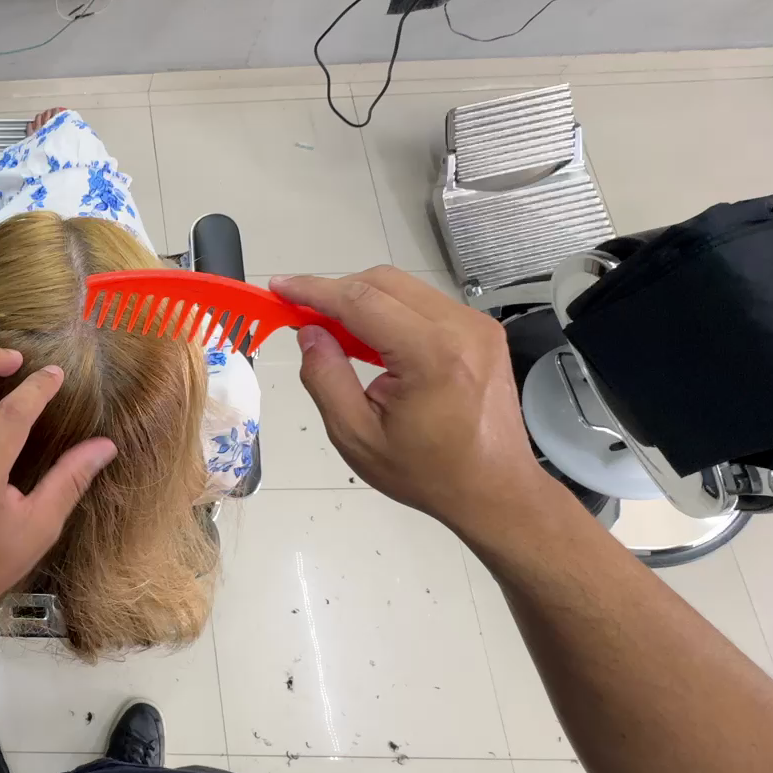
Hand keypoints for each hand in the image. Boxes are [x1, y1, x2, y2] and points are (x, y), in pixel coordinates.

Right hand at [270, 268, 555, 533]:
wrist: (494, 489)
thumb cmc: (424, 472)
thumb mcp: (355, 434)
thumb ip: (325, 377)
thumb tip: (309, 332)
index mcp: (431, 355)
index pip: (361, 302)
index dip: (313, 290)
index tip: (277, 287)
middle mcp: (461, 328)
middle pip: (383, 282)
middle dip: (334, 291)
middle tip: (298, 314)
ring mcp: (476, 326)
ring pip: (402, 288)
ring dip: (359, 301)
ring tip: (331, 333)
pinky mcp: (480, 331)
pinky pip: (421, 303)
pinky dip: (385, 311)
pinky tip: (366, 341)